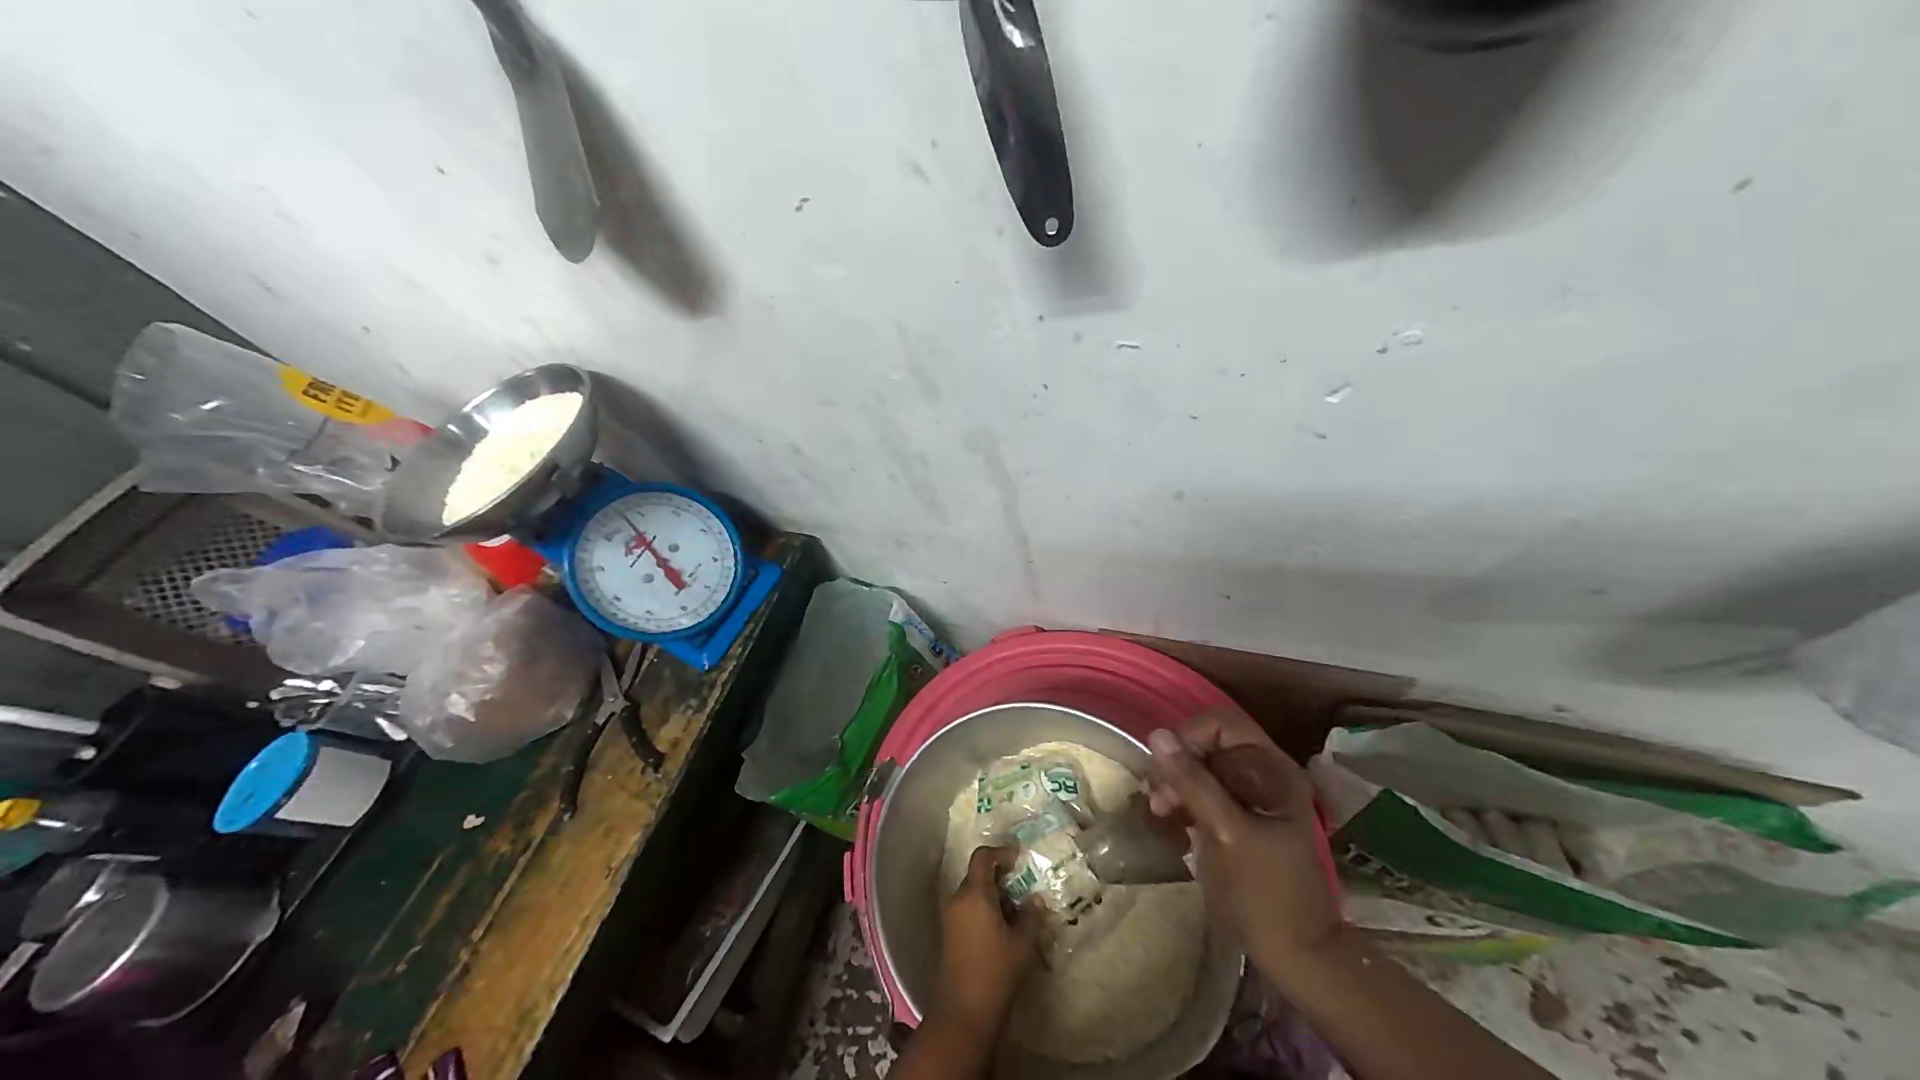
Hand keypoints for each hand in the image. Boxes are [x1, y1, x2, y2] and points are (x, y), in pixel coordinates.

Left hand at [932, 846, 1042, 1032]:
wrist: (964, 1010)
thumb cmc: (996, 971)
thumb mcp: (1022, 943)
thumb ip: (1031, 916)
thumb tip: (1036, 899)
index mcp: (974, 894)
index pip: (983, 857)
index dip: (1001, 852)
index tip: (1020, 857)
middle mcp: (958, 898)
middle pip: (978, 874)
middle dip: (1002, 877)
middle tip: (1025, 888)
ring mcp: (950, 916)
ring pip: (974, 892)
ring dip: (994, 894)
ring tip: (1019, 911)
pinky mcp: (950, 932)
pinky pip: (968, 908)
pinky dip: (985, 908)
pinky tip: (1004, 928)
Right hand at [1146, 708, 1341, 983]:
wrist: (1298, 955)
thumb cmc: (1267, 894)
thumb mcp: (1227, 834)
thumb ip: (1194, 783)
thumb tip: (1157, 735)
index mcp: (1273, 769)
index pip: (1221, 723)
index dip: (1190, 737)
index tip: (1168, 773)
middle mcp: (1264, 774)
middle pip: (1209, 742)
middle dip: (1178, 762)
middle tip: (1160, 799)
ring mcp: (1252, 798)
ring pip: (1202, 766)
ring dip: (1176, 782)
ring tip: (1163, 813)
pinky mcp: (1239, 819)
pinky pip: (1204, 791)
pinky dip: (1184, 800)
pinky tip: (1173, 823)